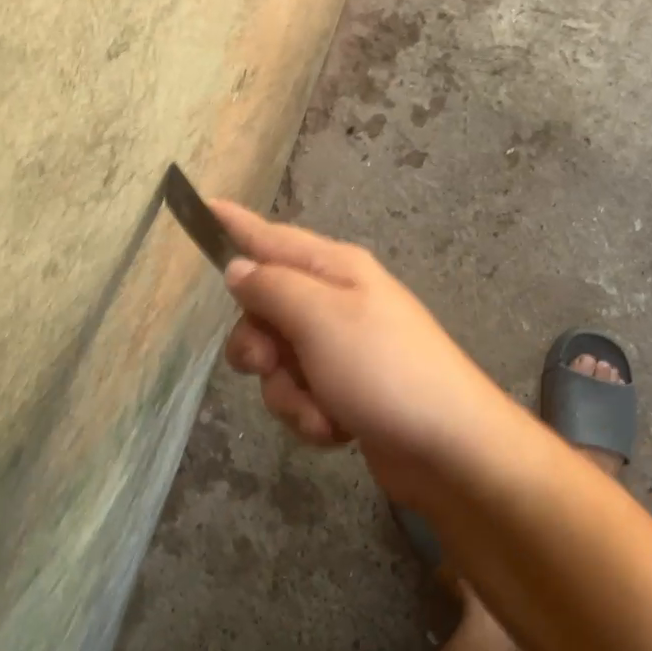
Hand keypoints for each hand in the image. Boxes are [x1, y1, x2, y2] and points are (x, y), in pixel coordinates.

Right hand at [210, 201, 509, 495]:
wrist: (447, 446)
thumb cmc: (383, 368)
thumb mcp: (320, 318)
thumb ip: (272, 288)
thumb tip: (238, 268)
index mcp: (334, 268)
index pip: (271, 237)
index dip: (236, 224)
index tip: (204, 203)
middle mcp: (336, 301)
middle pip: (264, 308)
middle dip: (259, 346)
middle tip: (270, 364)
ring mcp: (343, 348)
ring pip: (277, 362)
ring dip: (288, 394)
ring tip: (322, 411)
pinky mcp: (347, 392)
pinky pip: (302, 396)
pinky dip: (311, 417)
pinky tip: (337, 430)